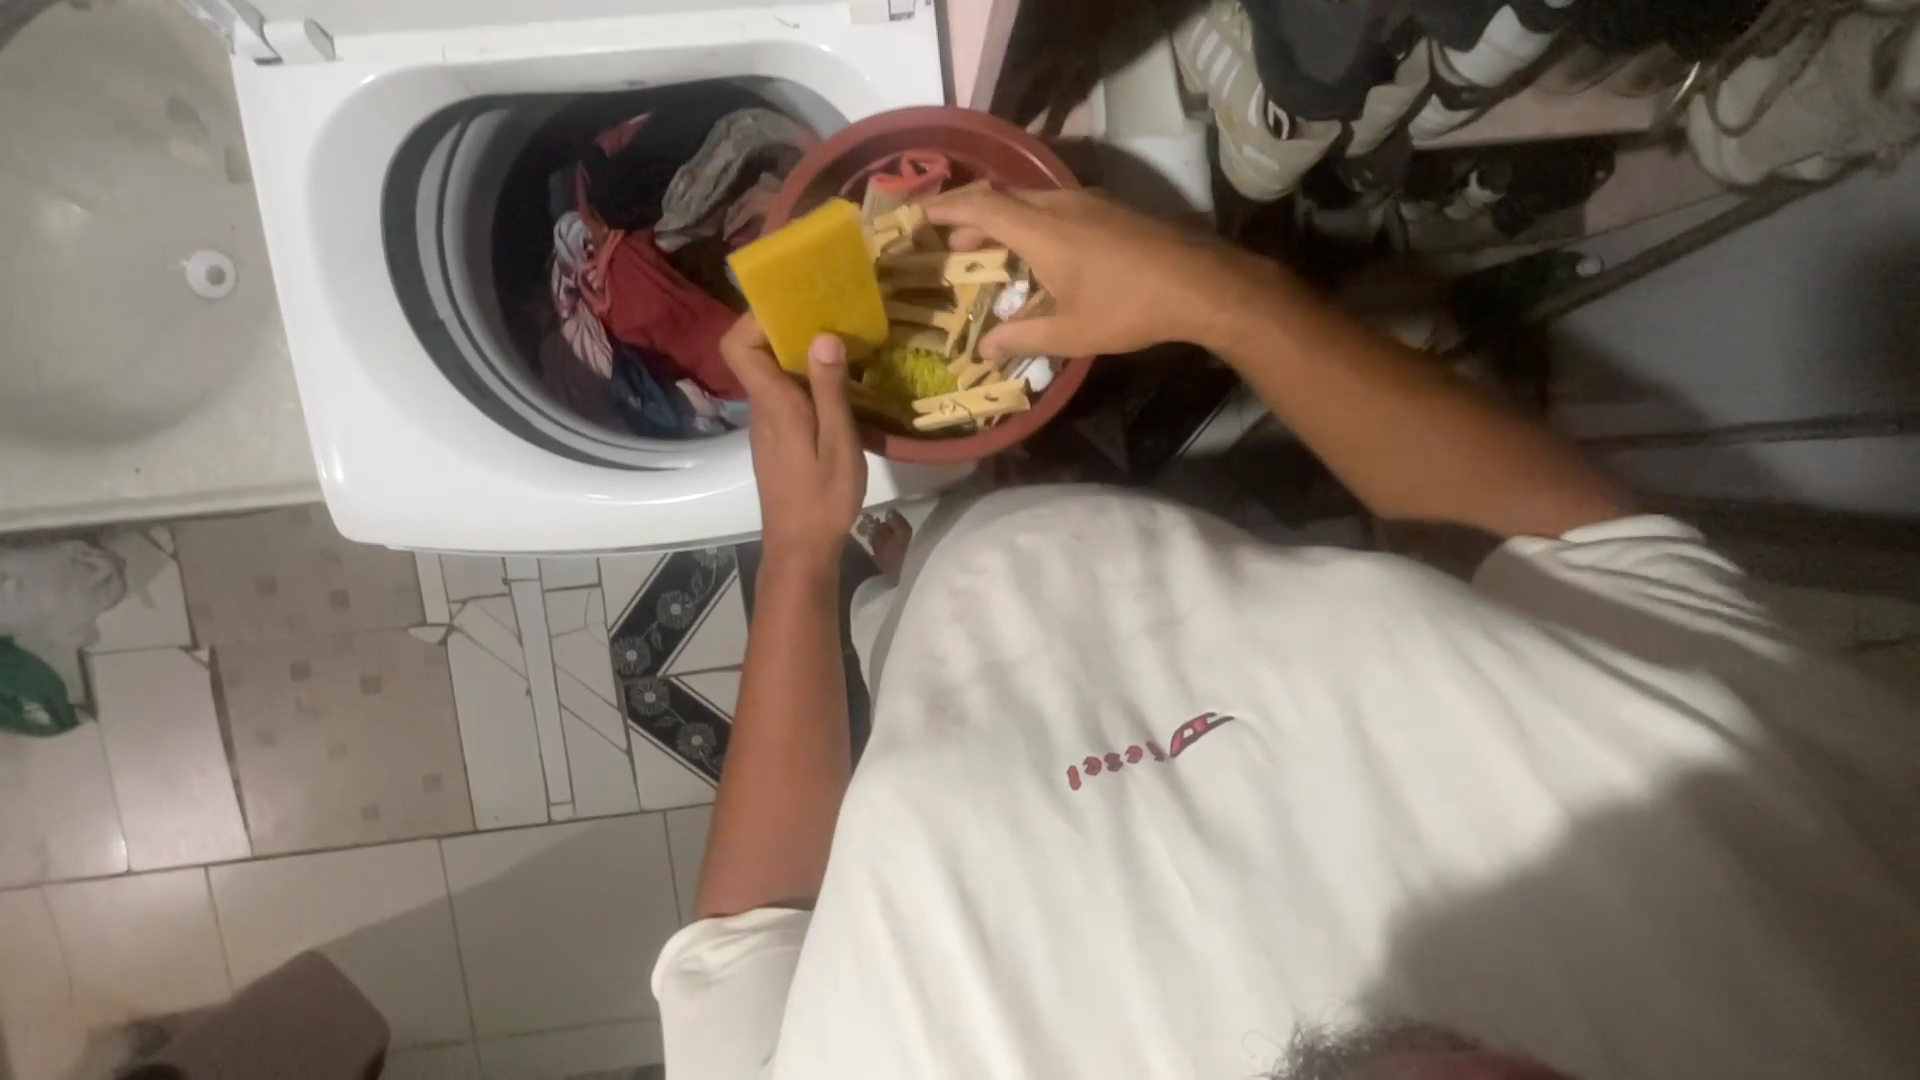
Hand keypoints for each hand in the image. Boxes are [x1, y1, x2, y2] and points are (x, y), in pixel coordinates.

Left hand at [720, 316, 866, 567]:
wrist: (800, 547)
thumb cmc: (822, 497)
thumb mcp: (838, 443)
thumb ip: (830, 390)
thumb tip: (822, 336)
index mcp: (773, 403)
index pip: (738, 345)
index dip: (755, 317)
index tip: (794, 305)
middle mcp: (762, 408)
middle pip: (756, 354)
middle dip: (787, 328)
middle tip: (830, 317)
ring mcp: (766, 426)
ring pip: (772, 375)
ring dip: (799, 355)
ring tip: (841, 346)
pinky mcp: (776, 441)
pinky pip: (782, 396)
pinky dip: (803, 382)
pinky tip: (835, 389)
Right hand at [925, 188, 1276, 359]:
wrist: (1199, 284)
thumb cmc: (1128, 310)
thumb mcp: (1070, 333)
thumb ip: (1022, 337)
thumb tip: (984, 351)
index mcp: (1043, 231)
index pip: (982, 207)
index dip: (947, 209)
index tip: (920, 214)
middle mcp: (1061, 205)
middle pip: (1003, 197)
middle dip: (970, 216)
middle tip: (951, 243)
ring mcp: (1088, 203)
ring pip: (1030, 200)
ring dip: (1002, 219)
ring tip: (989, 249)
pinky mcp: (1109, 210)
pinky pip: (1053, 205)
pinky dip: (1029, 221)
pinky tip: (1035, 250)